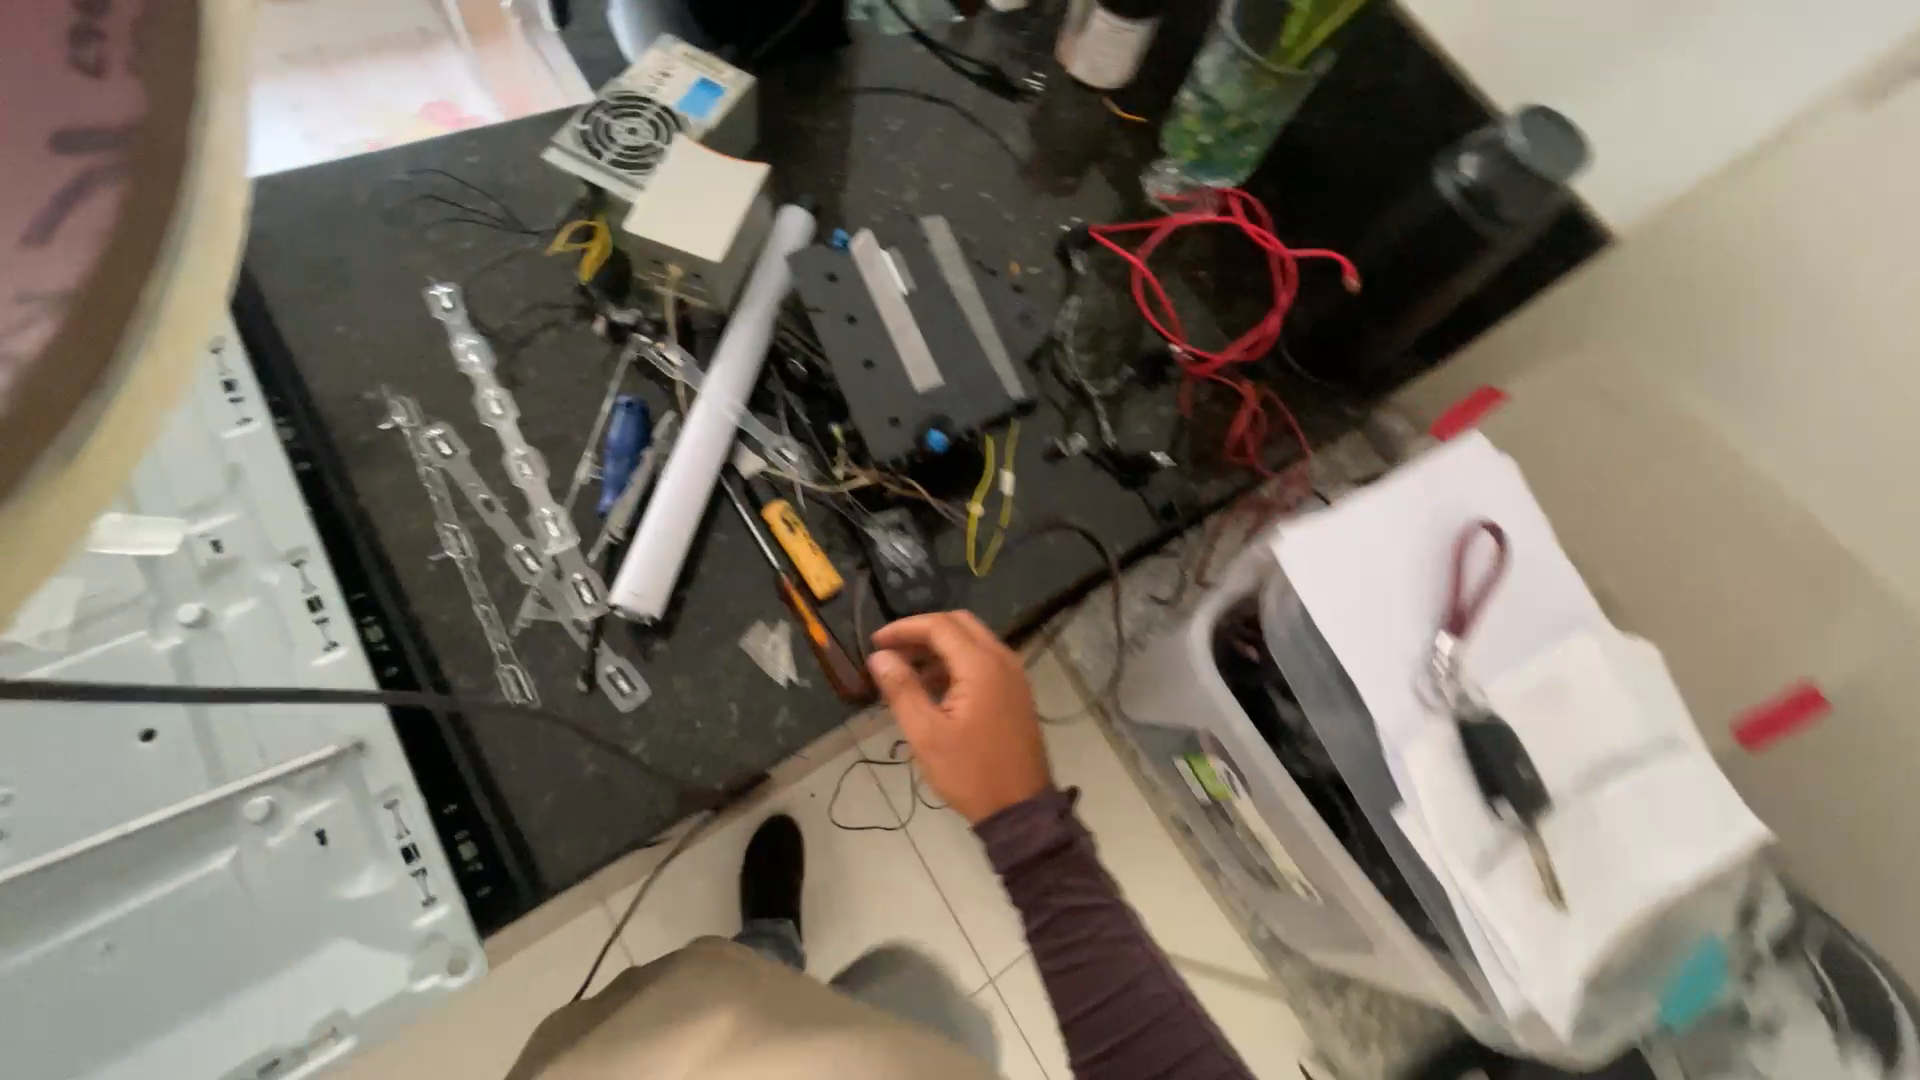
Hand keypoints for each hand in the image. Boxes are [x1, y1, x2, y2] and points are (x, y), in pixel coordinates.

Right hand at [867, 611, 1052, 823]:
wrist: (1021, 809)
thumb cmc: (971, 773)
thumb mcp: (927, 734)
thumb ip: (902, 690)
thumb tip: (879, 657)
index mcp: (981, 665)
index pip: (939, 626)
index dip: (904, 628)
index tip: (876, 643)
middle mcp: (1002, 659)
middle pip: (959, 624)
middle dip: (922, 632)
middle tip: (891, 651)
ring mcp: (1014, 675)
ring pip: (973, 641)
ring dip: (939, 647)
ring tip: (906, 672)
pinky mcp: (1016, 691)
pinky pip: (984, 661)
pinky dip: (957, 663)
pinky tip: (934, 688)